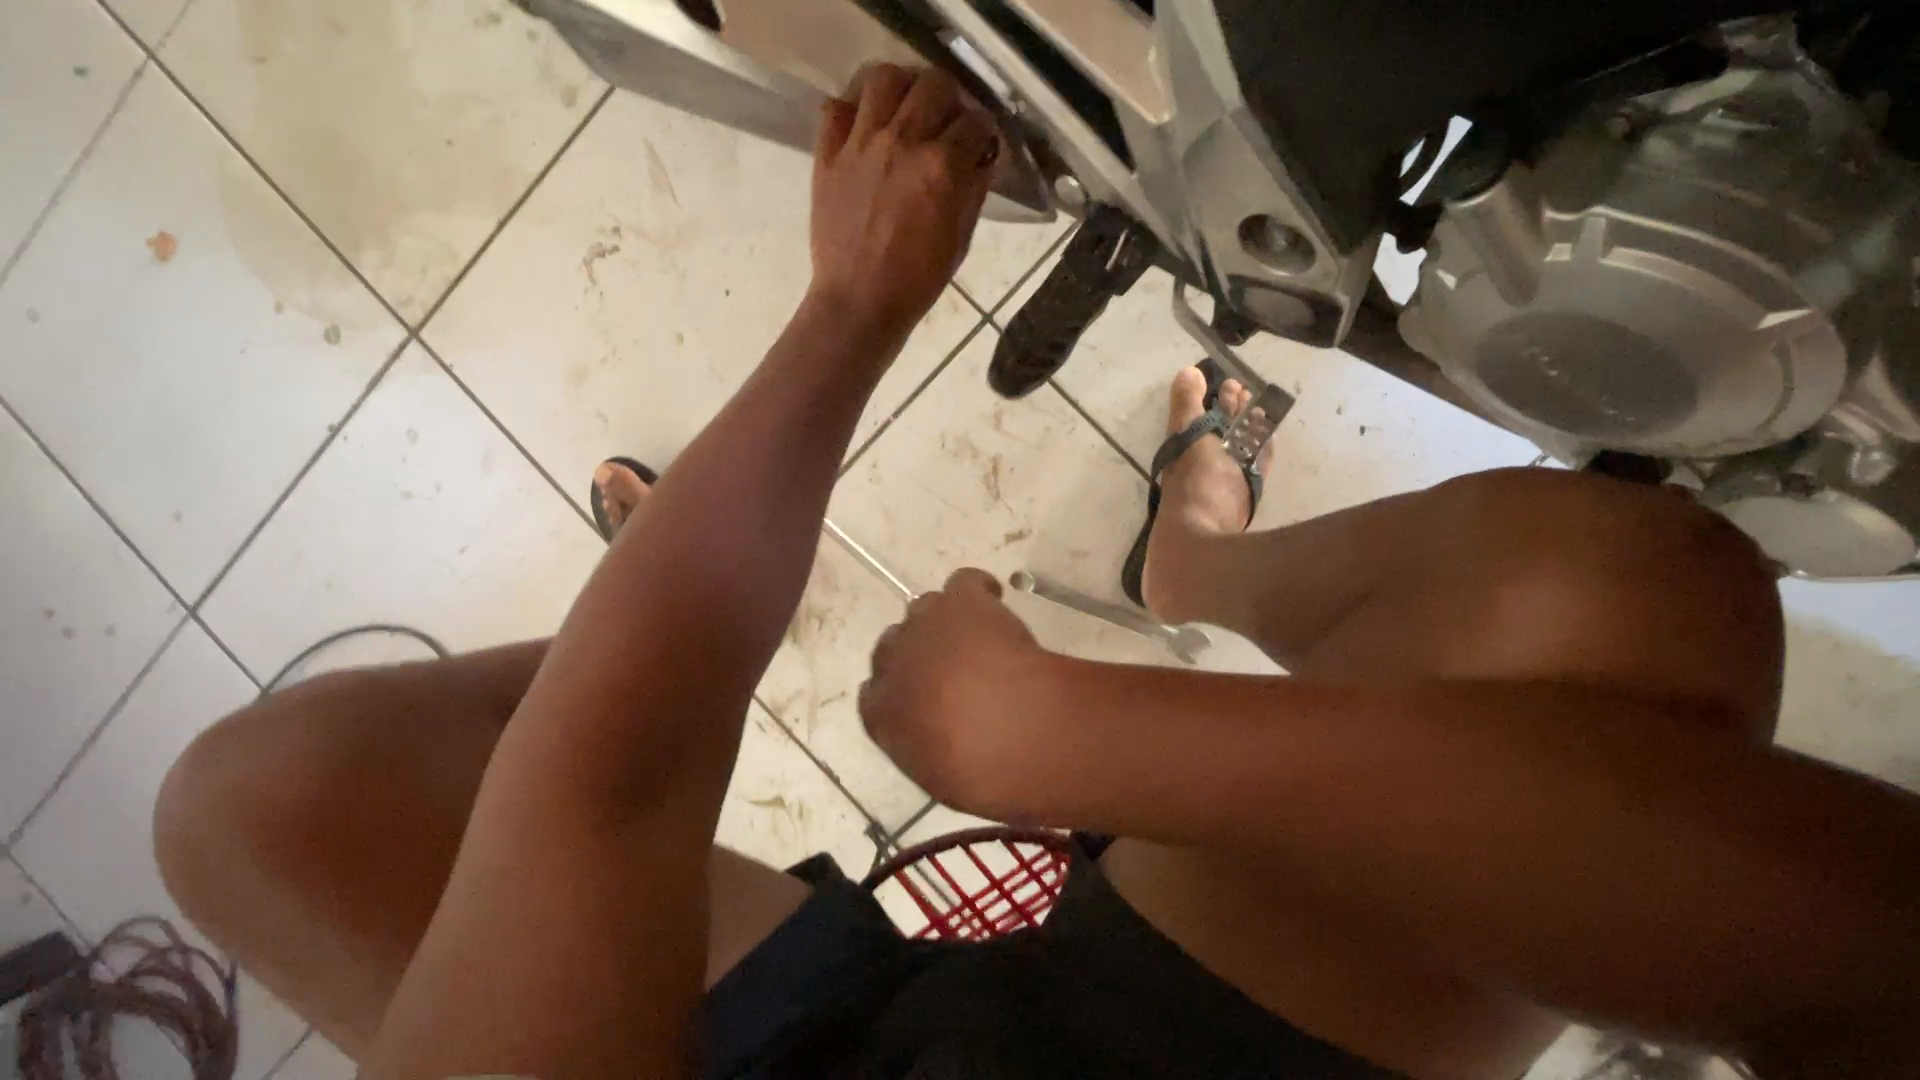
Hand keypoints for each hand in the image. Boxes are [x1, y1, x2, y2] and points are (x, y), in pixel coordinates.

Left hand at [809, 64, 1000, 336]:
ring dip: (901, 87)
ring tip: (905, 109)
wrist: (860, 302)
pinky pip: (835, 106)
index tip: (980, 143)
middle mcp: (902, 142)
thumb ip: (974, 189)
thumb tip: (982, 156)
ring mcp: (860, 144)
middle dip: (949, 100)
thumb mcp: (961, 238)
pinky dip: (851, 109)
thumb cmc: (918, 280)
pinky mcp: (827, 155)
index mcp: (942, 167)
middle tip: (946, 123)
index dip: (983, 131)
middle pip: (934, 84)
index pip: (976, 122)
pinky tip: (864, 127)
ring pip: (883, 78)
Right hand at [860, 569, 1048, 816]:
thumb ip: (928, 749)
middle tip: (954, 663)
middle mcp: (892, 661)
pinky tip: (994, 598)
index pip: (877, 690)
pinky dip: (978, 589)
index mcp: (880, 712)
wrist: (1003, 733)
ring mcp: (924, 625)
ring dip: (945, 620)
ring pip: (926, 609)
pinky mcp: (961, 602)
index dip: (901, 686)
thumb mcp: (940, 775)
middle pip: (896, 642)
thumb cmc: (975, 773)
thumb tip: (943, 745)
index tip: (923, 693)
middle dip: (920, 650)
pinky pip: (964, 583)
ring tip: (977, 634)